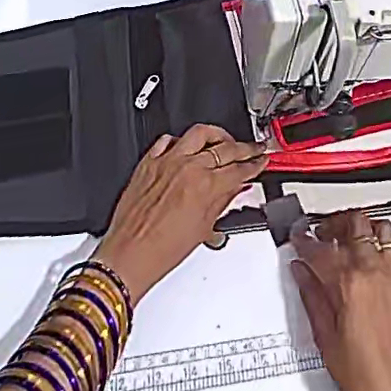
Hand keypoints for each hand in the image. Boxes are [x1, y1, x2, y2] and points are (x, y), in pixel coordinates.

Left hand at [93, 124, 265, 304]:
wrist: (129, 256)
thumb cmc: (161, 250)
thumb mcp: (204, 227)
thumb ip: (223, 201)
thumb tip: (235, 188)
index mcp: (205, 185)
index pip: (240, 168)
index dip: (255, 163)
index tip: (261, 160)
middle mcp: (187, 168)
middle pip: (226, 147)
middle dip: (246, 147)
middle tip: (254, 148)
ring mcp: (167, 162)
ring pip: (199, 133)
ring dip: (217, 134)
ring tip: (224, 139)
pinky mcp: (149, 162)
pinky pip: (167, 140)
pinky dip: (180, 140)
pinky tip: (186, 144)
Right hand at [289, 210, 390, 390]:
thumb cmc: (363, 373)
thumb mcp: (324, 335)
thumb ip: (311, 295)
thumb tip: (300, 271)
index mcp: (347, 283)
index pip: (320, 249)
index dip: (304, 240)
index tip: (297, 238)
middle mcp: (372, 271)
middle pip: (352, 224)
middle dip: (332, 223)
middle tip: (319, 231)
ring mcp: (390, 273)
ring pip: (375, 226)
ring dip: (357, 224)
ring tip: (343, 233)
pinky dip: (377, 237)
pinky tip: (366, 247)